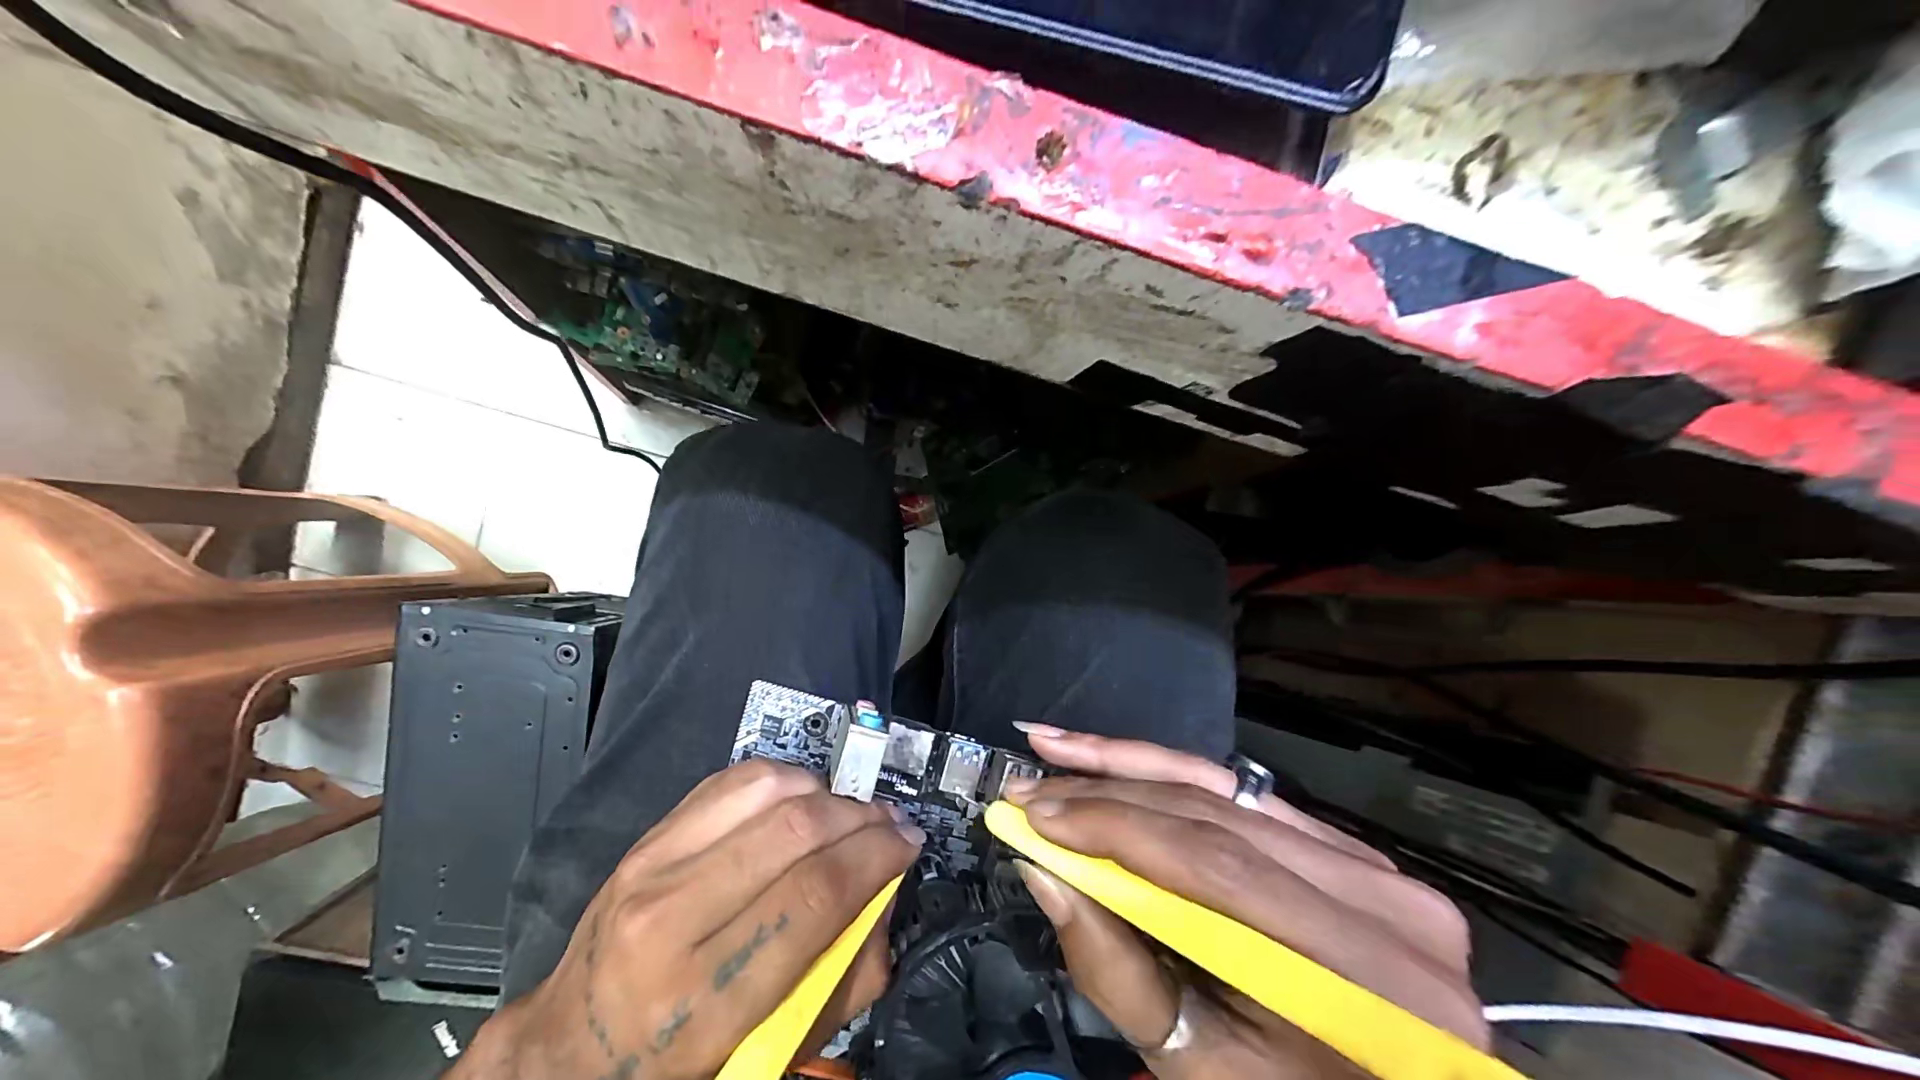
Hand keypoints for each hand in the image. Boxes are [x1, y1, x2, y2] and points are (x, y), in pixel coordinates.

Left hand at [454, 760, 923, 1079]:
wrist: (573, 1046)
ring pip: (766, 793)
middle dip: (860, 818)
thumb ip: (845, 977)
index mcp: (706, 999)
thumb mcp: (772, 1050)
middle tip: (889, 823)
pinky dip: (784, 779)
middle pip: (795, 834)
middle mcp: (672, 921)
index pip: (814, 898)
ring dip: (826, 793)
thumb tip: (886, 893)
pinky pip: (732, 781)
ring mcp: (652, 869)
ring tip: (849, 813)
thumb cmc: (682, 1064)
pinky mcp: (646, 839)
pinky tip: (802, 799)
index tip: (909, 842)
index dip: (876, 857)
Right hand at [1005, 725, 1486, 1078]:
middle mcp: (1387, 902)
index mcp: (1369, 978)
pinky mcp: (1348, 847)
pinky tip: (1116, 757)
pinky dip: (1173, 775)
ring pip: (1227, 791)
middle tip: (1027, 786)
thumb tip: (1042, 874)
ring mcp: (1375, 865)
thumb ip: (1117, 970)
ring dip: (1131, 766)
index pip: (1221, 869)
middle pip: (1220, 818)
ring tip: (1053, 750)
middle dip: (1110, 794)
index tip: (1034, 814)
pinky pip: (1244, 798)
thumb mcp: (1199, 1069)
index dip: (1119, 829)